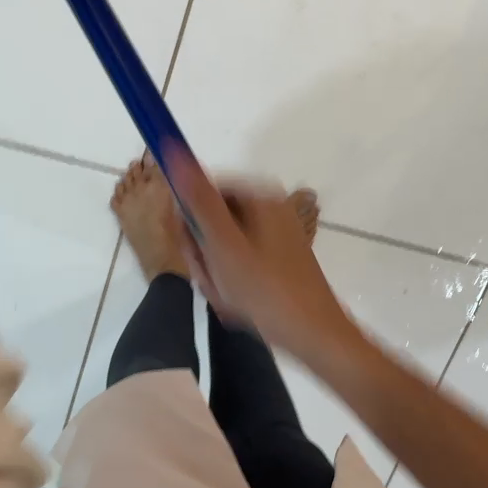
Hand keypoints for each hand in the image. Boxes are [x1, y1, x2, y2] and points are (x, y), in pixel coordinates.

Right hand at [163, 144, 363, 360]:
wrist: (316, 337)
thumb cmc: (268, 292)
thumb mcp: (224, 245)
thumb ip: (197, 200)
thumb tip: (172, 150)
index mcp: (260, 197)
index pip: (203, 191)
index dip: (188, 220)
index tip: (189, 248)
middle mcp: (269, 210)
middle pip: (211, 220)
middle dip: (204, 253)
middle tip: (213, 280)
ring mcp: (274, 237)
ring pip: (221, 246)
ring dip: (214, 273)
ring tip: (228, 297)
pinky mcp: (277, 262)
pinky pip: (238, 264)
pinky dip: (230, 283)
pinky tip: (238, 304)